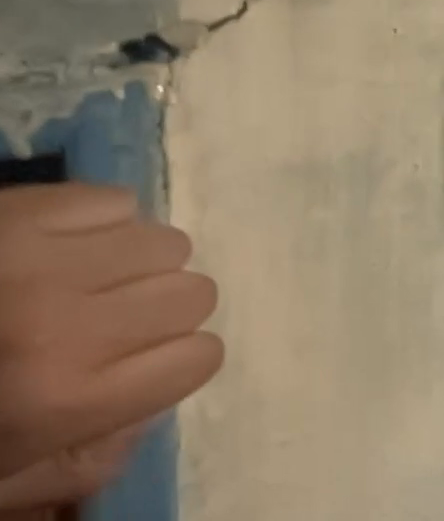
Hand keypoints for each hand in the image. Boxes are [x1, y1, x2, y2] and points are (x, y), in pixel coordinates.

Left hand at [0, 184, 221, 502]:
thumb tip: (142, 417)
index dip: (168, 365)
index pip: (202, 357)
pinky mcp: (21, 214)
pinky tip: (54, 251)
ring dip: (133, 265)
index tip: (129, 370)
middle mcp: (69, 328)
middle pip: (196, 294)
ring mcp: (45, 263)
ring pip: (167, 244)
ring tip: (75, 284)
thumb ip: (85, 460)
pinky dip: (97, 224)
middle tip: (102, 325)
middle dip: (157, 312)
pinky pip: (115, 203)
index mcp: (65, 399)